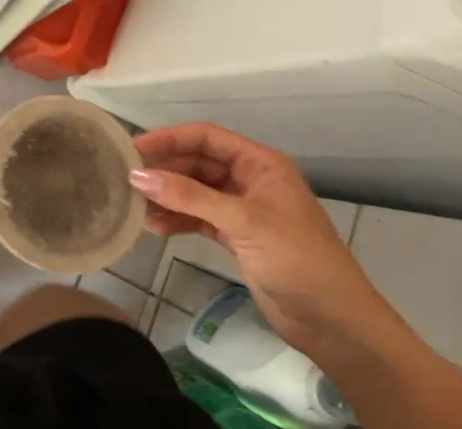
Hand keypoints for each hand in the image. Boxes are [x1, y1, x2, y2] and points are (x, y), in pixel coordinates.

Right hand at [127, 123, 387, 356]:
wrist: (335, 323)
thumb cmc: (297, 259)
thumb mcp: (242, 222)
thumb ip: (189, 197)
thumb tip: (138, 176)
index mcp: (261, 164)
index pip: (206, 138)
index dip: (169, 139)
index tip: (133, 149)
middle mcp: (250, 181)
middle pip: (197, 163)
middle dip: (164, 170)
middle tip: (126, 179)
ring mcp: (243, 211)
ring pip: (195, 192)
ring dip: (167, 197)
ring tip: (135, 207)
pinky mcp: (237, 239)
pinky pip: (198, 219)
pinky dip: (177, 220)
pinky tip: (155, 227)